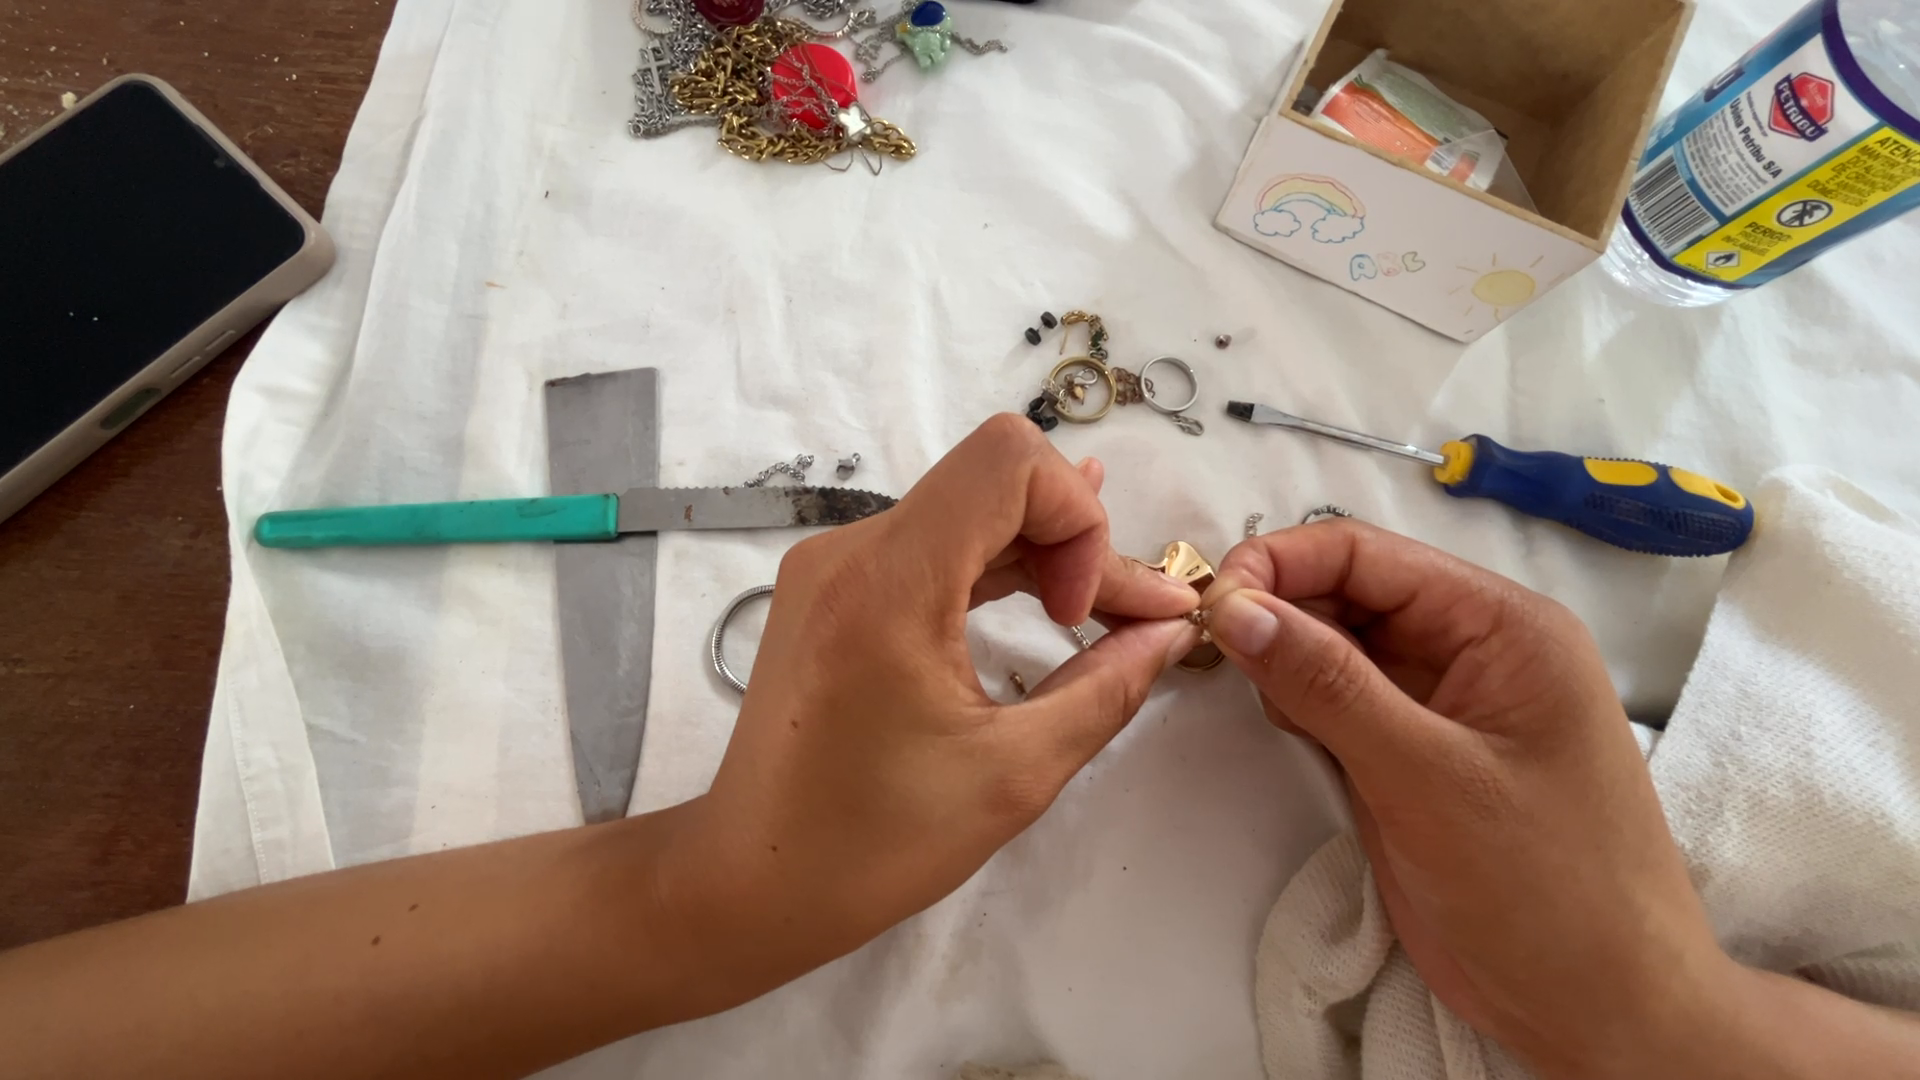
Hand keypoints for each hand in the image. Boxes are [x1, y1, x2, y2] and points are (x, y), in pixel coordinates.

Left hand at [663, 414, 1201, 1012]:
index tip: (1079, 613)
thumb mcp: (1012, 775)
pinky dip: (995, 566)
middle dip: (1076, 539)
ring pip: (967, 511)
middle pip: (994, 482)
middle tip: (1130, 617)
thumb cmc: (871, 844)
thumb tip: (1170, 632)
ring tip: (1101, 609)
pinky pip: (932, 545)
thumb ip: (1107, 689)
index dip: (1076, 517)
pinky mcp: (833, 585)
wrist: (747, 878)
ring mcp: (834, 562)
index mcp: (888, 584)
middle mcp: (851, 549)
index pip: (1007, 460)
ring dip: (1042, 553)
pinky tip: (1044, 586)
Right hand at [1198, 520, 1726, 1076]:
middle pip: (1339, 589)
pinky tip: (1291, 726)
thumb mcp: (1427, 776)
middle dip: (1272, 608)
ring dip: (1278, 653)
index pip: (1362, 554)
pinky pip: (1326, 689)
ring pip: (1325, 638)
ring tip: (1265, 698)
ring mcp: (1428, 694)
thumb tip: (1233, 607)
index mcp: (1495, 624)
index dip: (1278, 563)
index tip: (1211, 603)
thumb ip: (1325, 683)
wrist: (1597, 1014)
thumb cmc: (1542, 890)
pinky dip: (1291, 695)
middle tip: (1213, 647)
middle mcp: (1461, 643)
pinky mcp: (1399, 740)